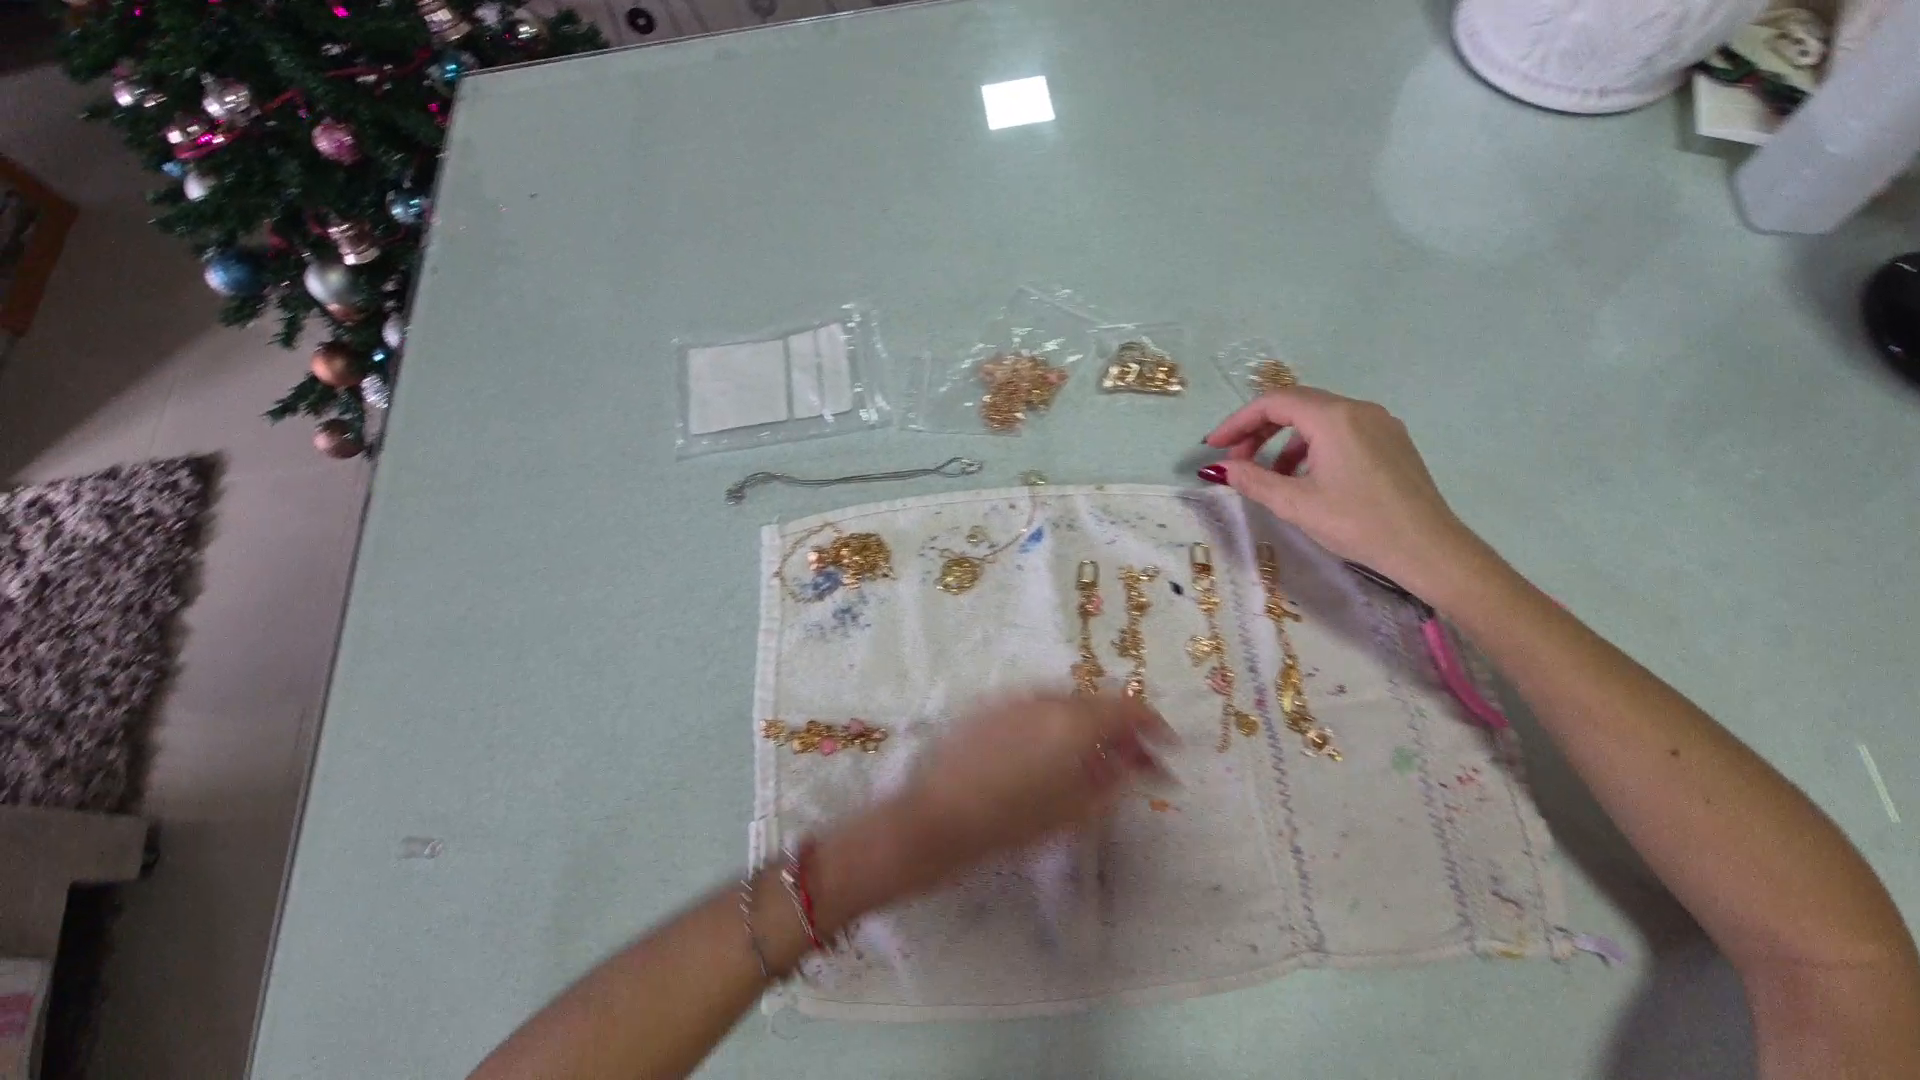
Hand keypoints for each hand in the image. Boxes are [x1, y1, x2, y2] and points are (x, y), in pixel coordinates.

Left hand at [815, 693, 1175, 922]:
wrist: (932, 821)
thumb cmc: (1008, 826)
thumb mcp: (1073, 813)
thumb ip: (1113, 782)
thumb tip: (1137, 764)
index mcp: (1074, 721)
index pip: (1130, 708)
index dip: (1155, 727)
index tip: (1168, 750)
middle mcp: (1046, 698)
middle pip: (1098, 702)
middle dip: (1121, 729)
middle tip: (1132, 763)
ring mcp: (1013, 699)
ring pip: (1065, 703)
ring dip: (1088, 726)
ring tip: (1093, 762)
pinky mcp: (987, 707)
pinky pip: (1035, 708)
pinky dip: (1055, 724)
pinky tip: (1051, 754)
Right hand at [1201, 386, 1484, 595]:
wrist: (1428, 549)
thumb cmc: (1358, 523)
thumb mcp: (1297, 505)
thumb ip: (1254, 481)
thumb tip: (1219, 469)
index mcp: (1334, 418)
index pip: (1273, 402)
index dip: (1237, 421)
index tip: (1213, 446)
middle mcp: (1358, 409)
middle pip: (1296, 405)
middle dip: (1259, 430)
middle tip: (1236, 462)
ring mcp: (1380, 423)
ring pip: (1319, 419)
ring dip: (1285, 441)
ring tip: (1270, 477)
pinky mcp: (1392, 441)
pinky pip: (1341, 431)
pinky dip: (1312, 447)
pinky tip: (1307, 479)